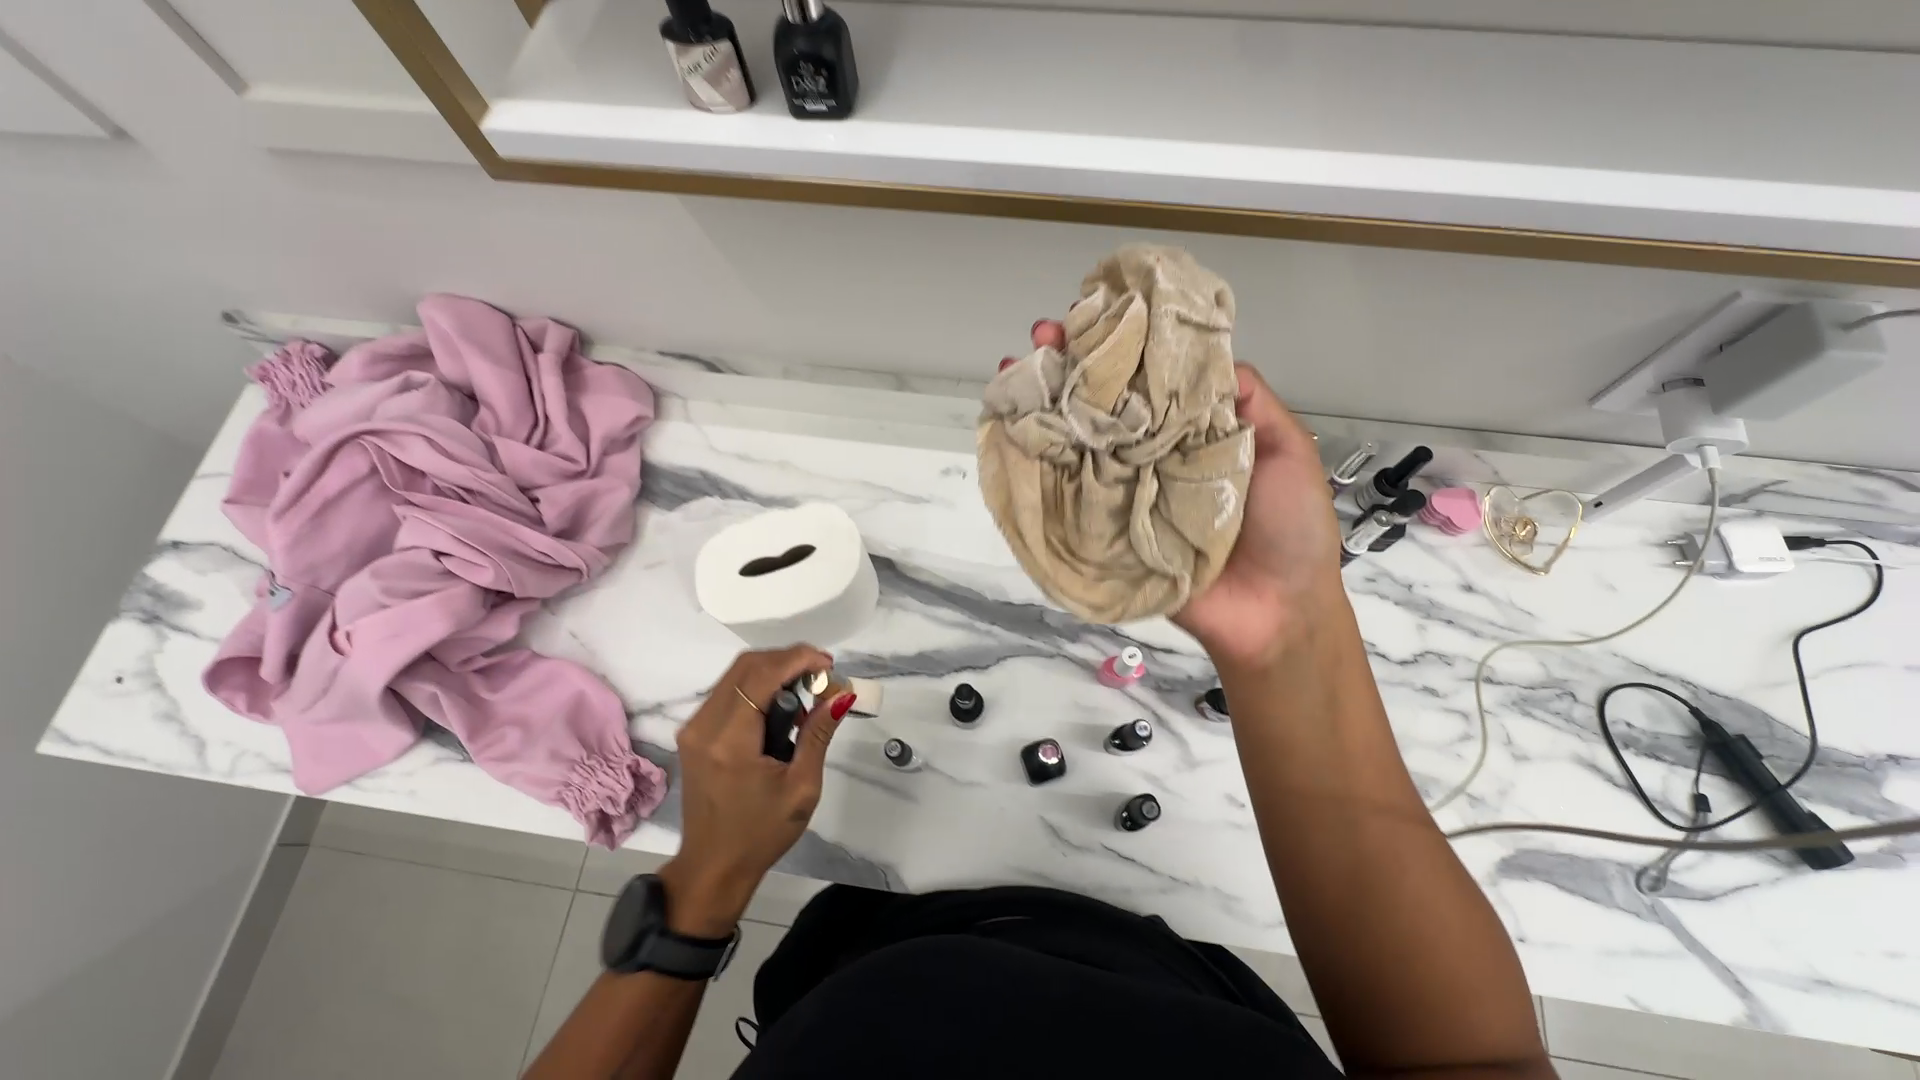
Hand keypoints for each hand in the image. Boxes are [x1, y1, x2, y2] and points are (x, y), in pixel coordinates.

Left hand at [660, 645, 854, 937]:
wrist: (713, 866)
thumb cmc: (761, 834)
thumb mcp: (801, 788)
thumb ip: (818, 735)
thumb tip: (842, 695)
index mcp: (729, 742)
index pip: (762, 676)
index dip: (797, 660)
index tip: (829, 665)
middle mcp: (703, 726)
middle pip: (746, 666)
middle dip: (788, 660)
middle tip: (822, 676)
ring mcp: (693, 727)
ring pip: (736, 675)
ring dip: (774, 672)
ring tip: (808, 692)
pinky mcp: (694, 733)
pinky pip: (729, 692)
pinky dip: (758, 688)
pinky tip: (783, 707)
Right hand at [1006, 321, 1344, 668]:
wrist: (1276, 613)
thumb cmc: (1291, 529)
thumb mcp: (1285, 448)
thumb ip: (1247, 399)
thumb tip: (1200, 350)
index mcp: (1190, 429)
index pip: (1149, 376)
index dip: (1120, 343)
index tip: (1094, 311)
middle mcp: (1150, 454)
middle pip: (1103, 403)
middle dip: (1069, 366)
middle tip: (1041, 337)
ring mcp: (1124, 493)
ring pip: (1076, 442)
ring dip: (1042, 405)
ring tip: (1014, 373)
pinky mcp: (1106, 533)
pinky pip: (1067, 498)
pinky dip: (1035, 467)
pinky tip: (1011, 435)